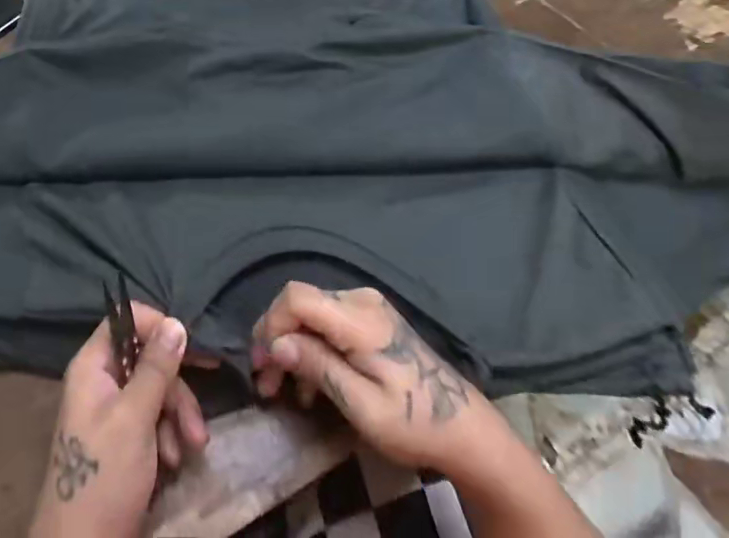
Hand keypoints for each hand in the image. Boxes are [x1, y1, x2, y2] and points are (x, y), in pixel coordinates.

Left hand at [29, 304, 209, 537]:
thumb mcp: (134, 417)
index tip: (188, 345)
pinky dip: (169, 437)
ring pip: (156, 392)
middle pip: (147, 360)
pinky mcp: (125, 438)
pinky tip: (175, 463)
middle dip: (176, 390)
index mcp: (93, 365)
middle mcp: (101, 381)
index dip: (156, 326)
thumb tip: (176, 322)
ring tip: (190, 451)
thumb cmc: (104, 473)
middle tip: (196, 424)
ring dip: (178, 419)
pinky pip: (154, 419)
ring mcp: (113, 410)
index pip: (124, 321)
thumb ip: (155, 368)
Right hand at [250, 283, 500, 471]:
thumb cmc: (414, 423)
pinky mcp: (370, 319)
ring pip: (309, 313)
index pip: (296, 298)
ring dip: (291, 347)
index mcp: (360, 319)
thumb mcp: (362, 406)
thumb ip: (318, 367)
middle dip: (276, 340)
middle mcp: (360, 301)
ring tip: (282, 389)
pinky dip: (311, 347)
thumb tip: (275, 345)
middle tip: (265, 383)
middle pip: (299, 303)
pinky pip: (326, 322)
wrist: (466, 431)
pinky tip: (310, 383)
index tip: (263, 364)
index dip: (272, 325)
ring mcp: (367, 307)